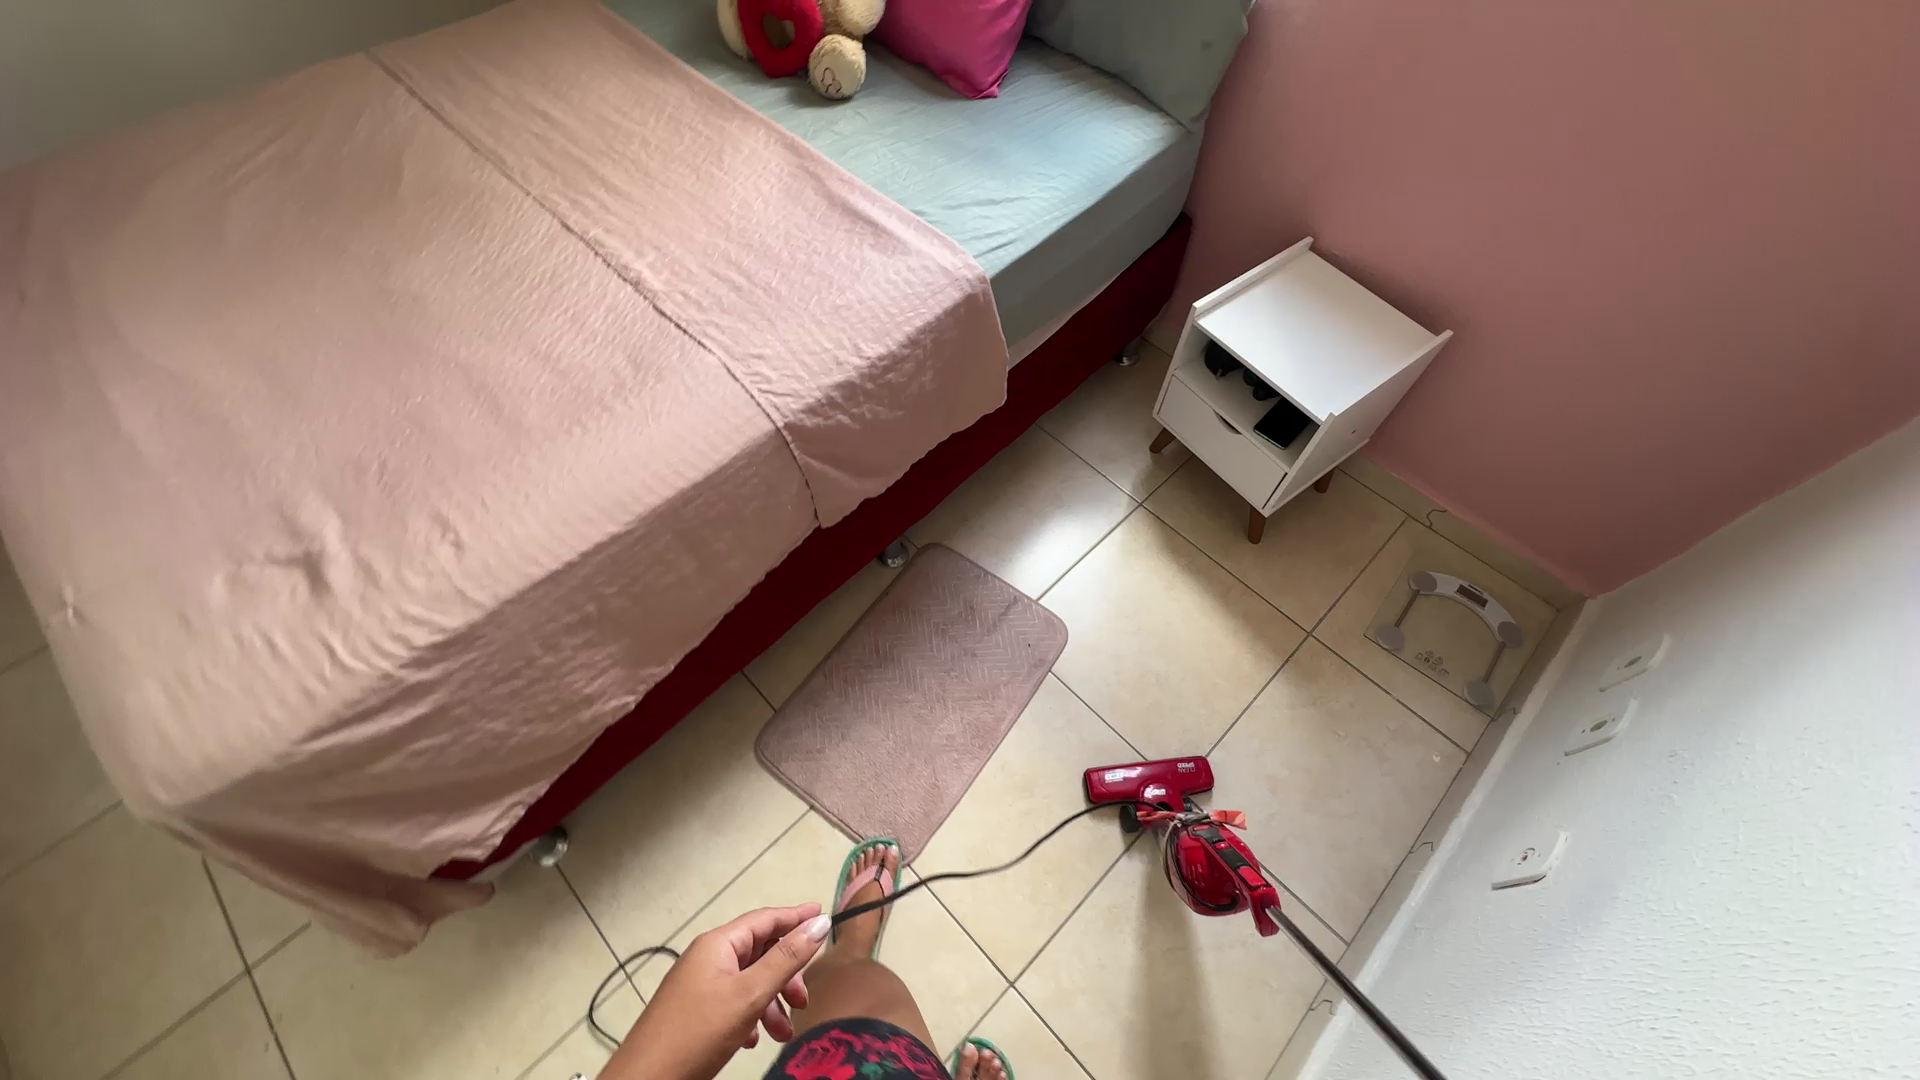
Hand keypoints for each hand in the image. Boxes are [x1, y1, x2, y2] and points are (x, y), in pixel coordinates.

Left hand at [607, 904, 831, 1079]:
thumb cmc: (699, 1033)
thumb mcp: (749, 994)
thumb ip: (787, 959)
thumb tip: (820, 921)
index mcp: (718, 944)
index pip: (765, 919)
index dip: (796, 916)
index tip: (824, 914)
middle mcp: (708, 957)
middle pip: (759, 951)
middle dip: (786, 973)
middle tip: (803, 1001)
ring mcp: (699, 985)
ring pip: (748, 981)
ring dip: (771, 1002)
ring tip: (783, 1033)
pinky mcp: (694, 1012)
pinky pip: (733, 1002)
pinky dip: (751, 1016)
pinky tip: (754, 1040)